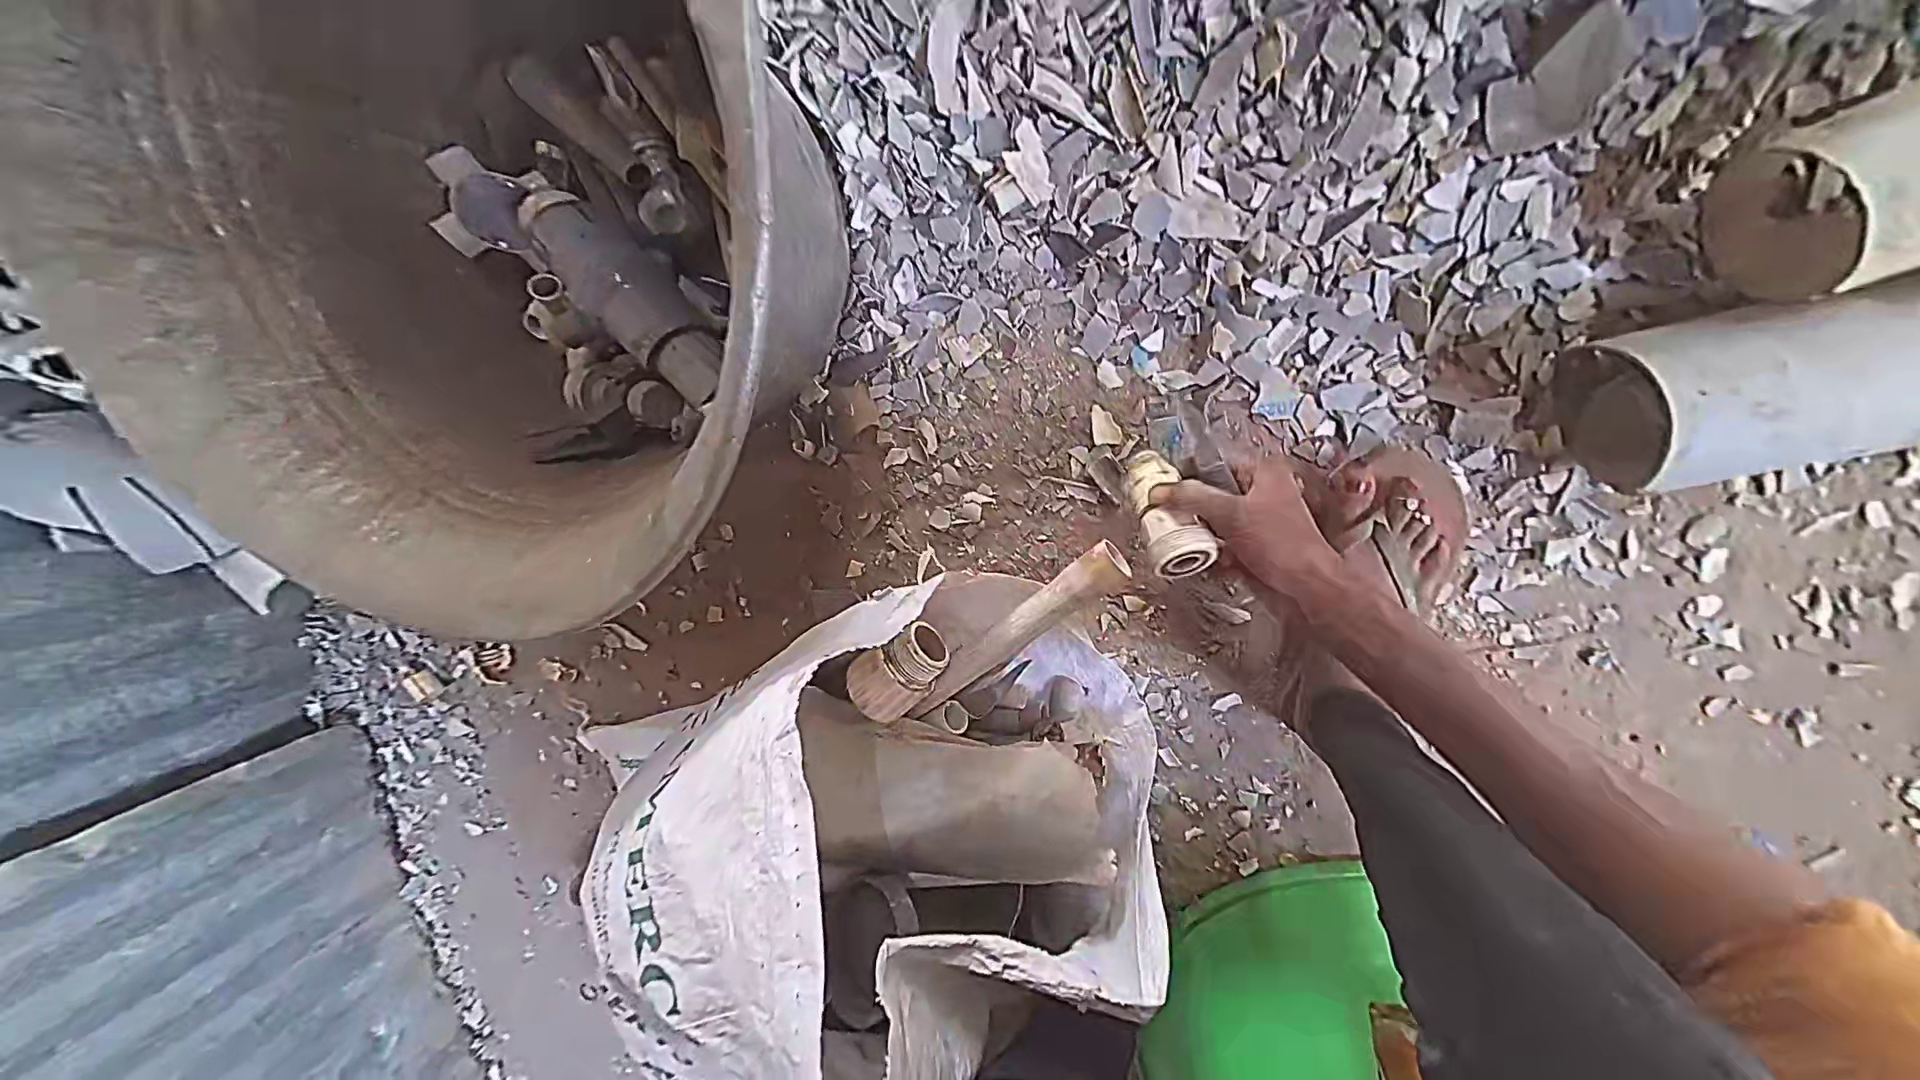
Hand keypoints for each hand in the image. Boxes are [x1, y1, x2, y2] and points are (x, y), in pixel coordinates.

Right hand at [1153, 457, 1345, 598]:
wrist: (1305, 586)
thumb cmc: (1280, 543)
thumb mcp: (1229, 514)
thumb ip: (1192, 499)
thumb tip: (1160, 490)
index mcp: (1265, 472)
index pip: (1217, 466)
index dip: (1192, 478)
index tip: (1170, 491)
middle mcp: (1264, 492)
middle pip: (1215, 495)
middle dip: (1195, 511)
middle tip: (1178, 519)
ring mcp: (1261, 520)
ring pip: (1218, 520)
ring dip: (1204, 534)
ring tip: (1195, 542)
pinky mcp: (1258, 545)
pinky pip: (1226, 542)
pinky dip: (1216, 550)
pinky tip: (1212, 559)